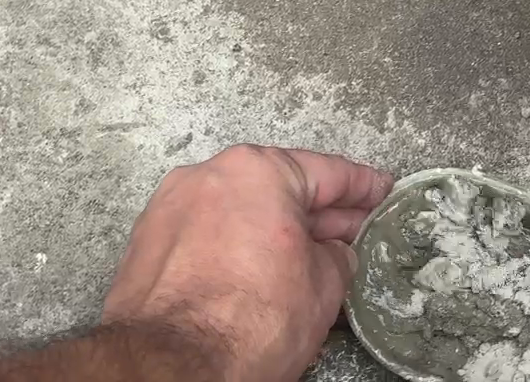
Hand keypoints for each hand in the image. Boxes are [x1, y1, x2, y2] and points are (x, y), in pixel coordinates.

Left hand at [101, 145, 393, 381]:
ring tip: (312, 255)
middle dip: (321, 213)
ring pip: (243, 211)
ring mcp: (173, 210)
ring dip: (278, 230)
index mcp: (259, 169)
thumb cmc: (248, 321)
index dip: (364, 187)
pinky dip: (239, 247)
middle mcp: (212, 176)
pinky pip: (210, 235)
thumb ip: (337, 254)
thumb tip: (332, 253)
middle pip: (281, 189)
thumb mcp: (325, 284)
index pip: (328, 172)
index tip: (383, 191)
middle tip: (356, 229)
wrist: (166, 375)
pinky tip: (263, 271)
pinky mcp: (146, 248)